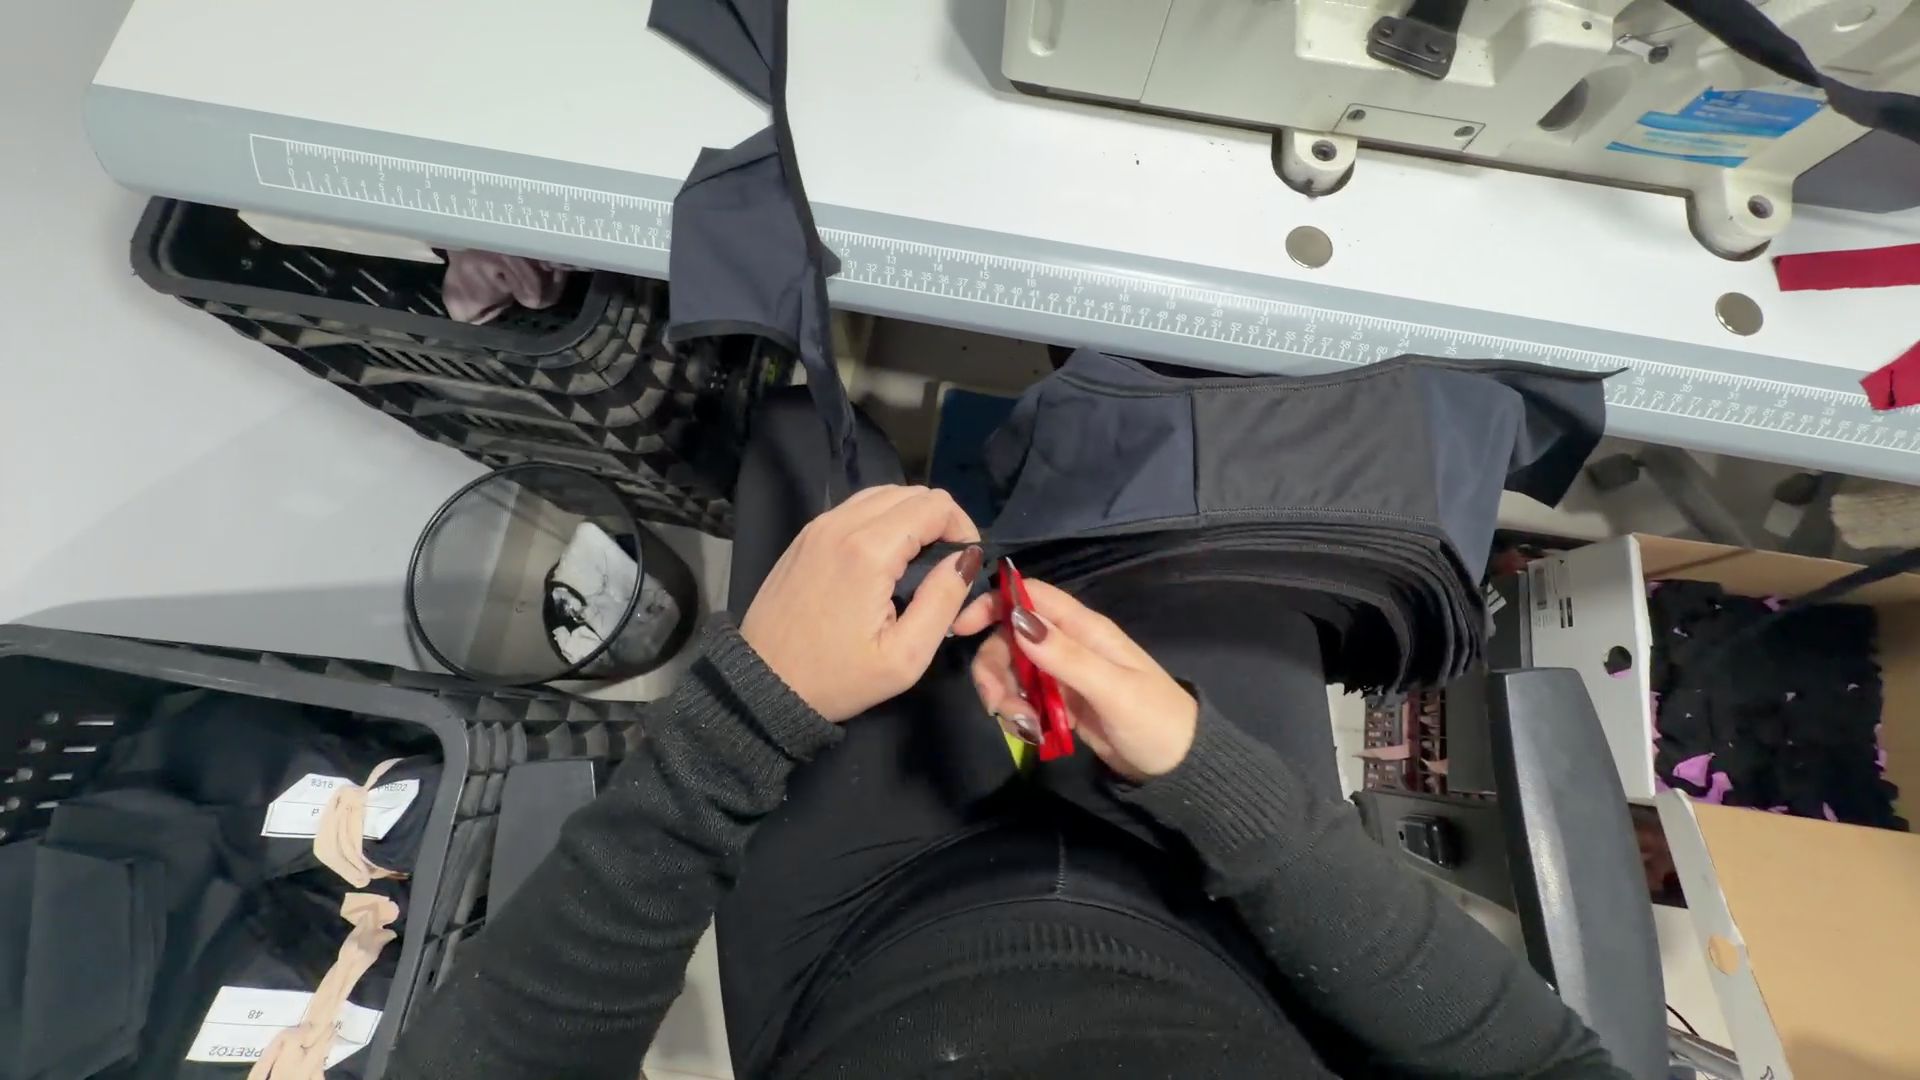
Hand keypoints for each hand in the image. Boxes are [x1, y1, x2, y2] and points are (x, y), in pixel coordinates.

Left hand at [741, 485, 983, 720]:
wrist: (761, 685)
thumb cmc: (837, 677)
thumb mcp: (905, 657)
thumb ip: (943, 600)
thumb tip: (966, 558)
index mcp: (869, 550)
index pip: (935, 505)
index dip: (963, 528)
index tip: (964, 563)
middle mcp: (842, 524)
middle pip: (911, 492)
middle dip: (939, 521)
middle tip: (944, 565)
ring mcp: (819, 525)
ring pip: (883, 494)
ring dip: (911, 518)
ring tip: (917, 561)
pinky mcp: (805, 535)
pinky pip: (856, 508)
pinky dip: (882, 520)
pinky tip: (884, 558)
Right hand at [955, 579, 1197, 781]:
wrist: (1178, 766)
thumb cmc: (1154, 719)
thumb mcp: (1112, 688)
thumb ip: (1066, 655)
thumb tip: (1018, 618)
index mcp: (1083, 628)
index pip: (1029, 596)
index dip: (992, 603)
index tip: (962, 628)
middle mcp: (1067, 644)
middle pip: (1009, 638)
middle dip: (994, 669)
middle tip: (1000, 708)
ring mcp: (1060, 674)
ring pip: (1010, 670)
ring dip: (1004, 698)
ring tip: (1025, 728)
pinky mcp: (1058, 702)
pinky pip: (1022, 697)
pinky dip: (1017, 714)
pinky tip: (1032, 734)